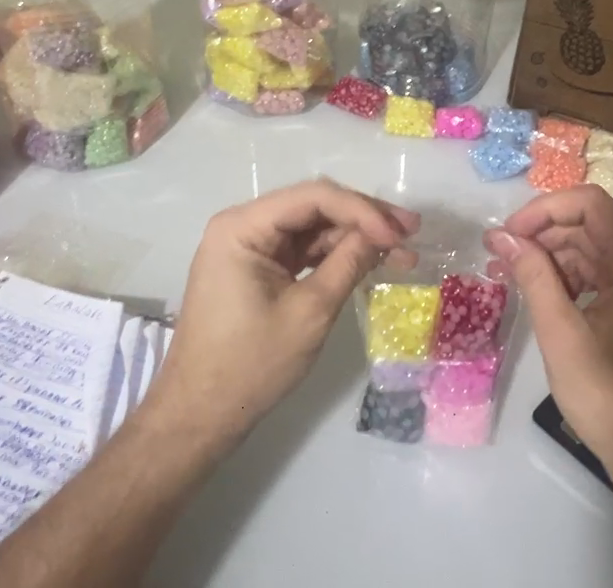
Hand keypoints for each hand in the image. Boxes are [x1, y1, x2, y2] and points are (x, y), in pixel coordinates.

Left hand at [146, 179, 417, 447]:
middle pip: (314, 207)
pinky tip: (372, 261)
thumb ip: (349, 263)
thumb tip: (386, 234)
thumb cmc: (251, 364)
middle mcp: (242, 226)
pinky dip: (337, 255)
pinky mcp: (258, 269)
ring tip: (402, 251)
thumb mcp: (310, 311)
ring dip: (356, 237)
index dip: (362, 210)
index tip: (401, 234)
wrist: (200, 416)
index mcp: (242, 226)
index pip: (314, 197)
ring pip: (313, 228)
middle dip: (364, 219)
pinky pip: (303, 250)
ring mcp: (249, 247)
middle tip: (412, 231)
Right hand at [486, 185, 612, 501]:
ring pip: (595, 252)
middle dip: (543, 233)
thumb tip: (503, 237)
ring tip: (510, 277)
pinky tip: (541, 296)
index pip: (590, 204)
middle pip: (592, 225)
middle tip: (498, 258)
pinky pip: (603, 278)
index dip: (544, 210)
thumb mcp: (563, 336)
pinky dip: (570, 280)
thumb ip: (534, 277)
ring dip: (553, 257)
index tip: (507, 236)